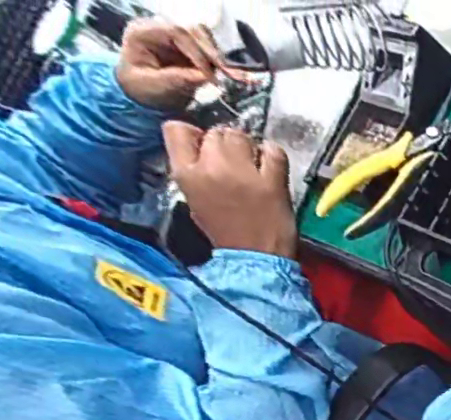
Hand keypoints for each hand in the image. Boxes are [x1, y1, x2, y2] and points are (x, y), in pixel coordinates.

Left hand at [116, 19, 250, 111]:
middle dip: (213, 54)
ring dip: (219, 56)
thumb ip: (176, 79)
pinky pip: (208, 46)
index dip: (198, 53)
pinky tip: (230, 74)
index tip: (210, 78)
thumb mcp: (155, 86)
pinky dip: (221, 60)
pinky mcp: (187, 45)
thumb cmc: (142, 89)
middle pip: (193, 30)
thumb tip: (205, 77)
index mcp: (143, 31)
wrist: (140, 91)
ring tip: (231, 76)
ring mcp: (174, 34)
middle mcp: (159, 26)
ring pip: (203, 35)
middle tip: (230, 77)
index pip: (176, 31)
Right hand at [163, 122, 295, 258]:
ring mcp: (243, 172)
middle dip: (226, 145)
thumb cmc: (226, 234)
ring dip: (249, 148)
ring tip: (254, 167)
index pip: (177, 129)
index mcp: (186, 173)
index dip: (194, 134)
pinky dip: (273, 154)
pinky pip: (273, 151)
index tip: (207, 147)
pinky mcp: (272, 181)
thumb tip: (202, 146)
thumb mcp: (194, 199)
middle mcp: (212, 167)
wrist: (256, 260)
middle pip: (214, 131)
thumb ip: (193, 170)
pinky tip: (271, 168)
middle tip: (237, 165)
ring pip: (241, 136)